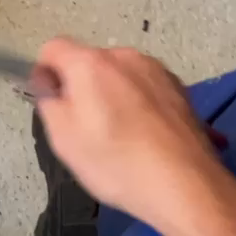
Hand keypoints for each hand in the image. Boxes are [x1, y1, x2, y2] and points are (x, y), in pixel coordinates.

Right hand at [32, 38, 230, 235]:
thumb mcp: (63, 138)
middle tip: (88, 126)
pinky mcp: (180, 87)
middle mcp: (122, 55)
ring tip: (123, 134)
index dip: (47, 73)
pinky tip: (147, 135)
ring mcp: (155, 69)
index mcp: (88, 63)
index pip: (52, 48)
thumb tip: (48, 80)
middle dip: (82, 85)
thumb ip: (47, 99)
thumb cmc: (117, 163)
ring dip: (112, 92)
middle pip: (87, 61)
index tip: (55, 103)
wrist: (188, 188)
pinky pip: (145, 86)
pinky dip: (139, 102)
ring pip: (118, 73)